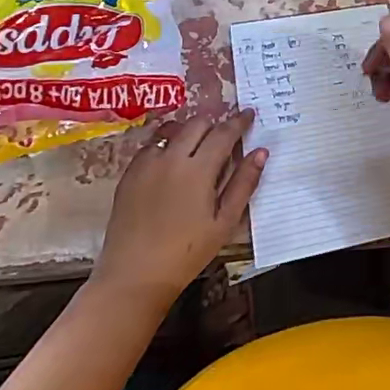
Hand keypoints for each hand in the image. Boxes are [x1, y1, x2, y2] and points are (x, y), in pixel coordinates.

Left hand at [92, 110, 266, 300]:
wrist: (135, 274)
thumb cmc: (187, 252)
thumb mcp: (224, 222)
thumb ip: (244, 183)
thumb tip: (260, 153)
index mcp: (198, 169)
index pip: (223, 133)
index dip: (239, 121)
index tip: (249, 114)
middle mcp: (171, 158)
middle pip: (197, 124)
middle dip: (214, 123)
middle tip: (225, 134)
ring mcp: (146, 164)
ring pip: (172, 131)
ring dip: (189, 131)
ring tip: (198, 146)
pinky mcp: (129, 174)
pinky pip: (151, 146)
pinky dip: (166, 145)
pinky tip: (171, 163)